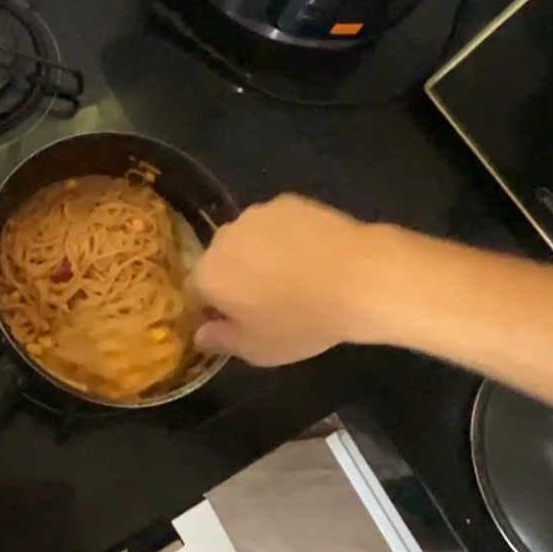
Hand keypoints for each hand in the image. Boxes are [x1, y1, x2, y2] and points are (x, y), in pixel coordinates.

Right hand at [191, 194, 403, 364]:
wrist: (357, 278)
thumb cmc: (301, 321)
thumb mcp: (259, 349)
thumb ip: (222, 341)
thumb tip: (200, 334)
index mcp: (209, 275)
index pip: (195, 293)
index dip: (211, 309)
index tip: (234, 321)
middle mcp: (223, 239)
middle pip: (219, 261)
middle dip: (234, 278)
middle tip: (265, 299)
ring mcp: (255, 215)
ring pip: (246, 239)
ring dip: (258, 254)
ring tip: (292, 274)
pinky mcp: (286, 202)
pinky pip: (275, 223)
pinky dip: (285, 236)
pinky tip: (310, 253)